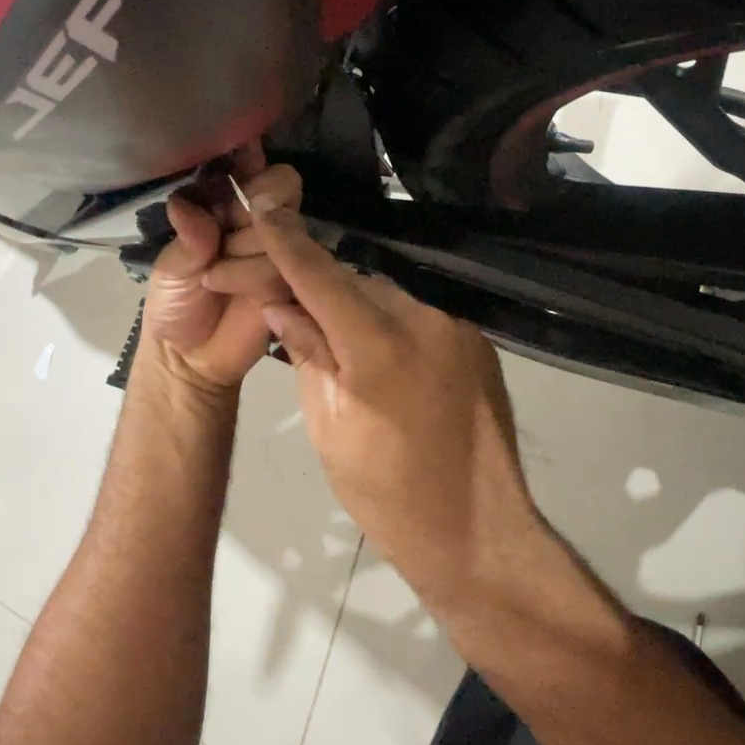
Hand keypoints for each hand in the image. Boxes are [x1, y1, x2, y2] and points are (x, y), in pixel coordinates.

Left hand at [139, 144, 302, 397]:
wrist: (189, 360)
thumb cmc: (175, 305)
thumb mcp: (170, 268)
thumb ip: (187, 237)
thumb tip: (187, 205)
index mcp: (224, 207)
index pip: (246, 168)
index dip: (246, 157)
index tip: (242, 155)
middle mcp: (255, 222)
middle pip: (282, 184)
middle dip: (255, 202)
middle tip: (227, 227)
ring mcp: (277, 251)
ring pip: (281, 225)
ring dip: (242, 249)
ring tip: (213, 277)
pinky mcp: (291, 281)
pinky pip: (282, 264)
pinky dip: (250, 275)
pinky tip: (229, 290)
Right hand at [246, 201, 541, 599]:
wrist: (479, 534)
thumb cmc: (388, 495)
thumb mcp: (329, 429)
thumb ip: (308, 356)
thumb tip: (283, 306)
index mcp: (377, 345)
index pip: (320, 276)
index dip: (288, 242)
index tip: (264, 211)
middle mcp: (424, 320)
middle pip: (359, 284)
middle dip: (327, 293)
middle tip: (300, 319)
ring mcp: (458, 328)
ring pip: (392, 300)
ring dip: (365, 313)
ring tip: (352, 357)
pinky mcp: (479, 342)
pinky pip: (423, 319)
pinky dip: (398, 329)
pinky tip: (393, 367)